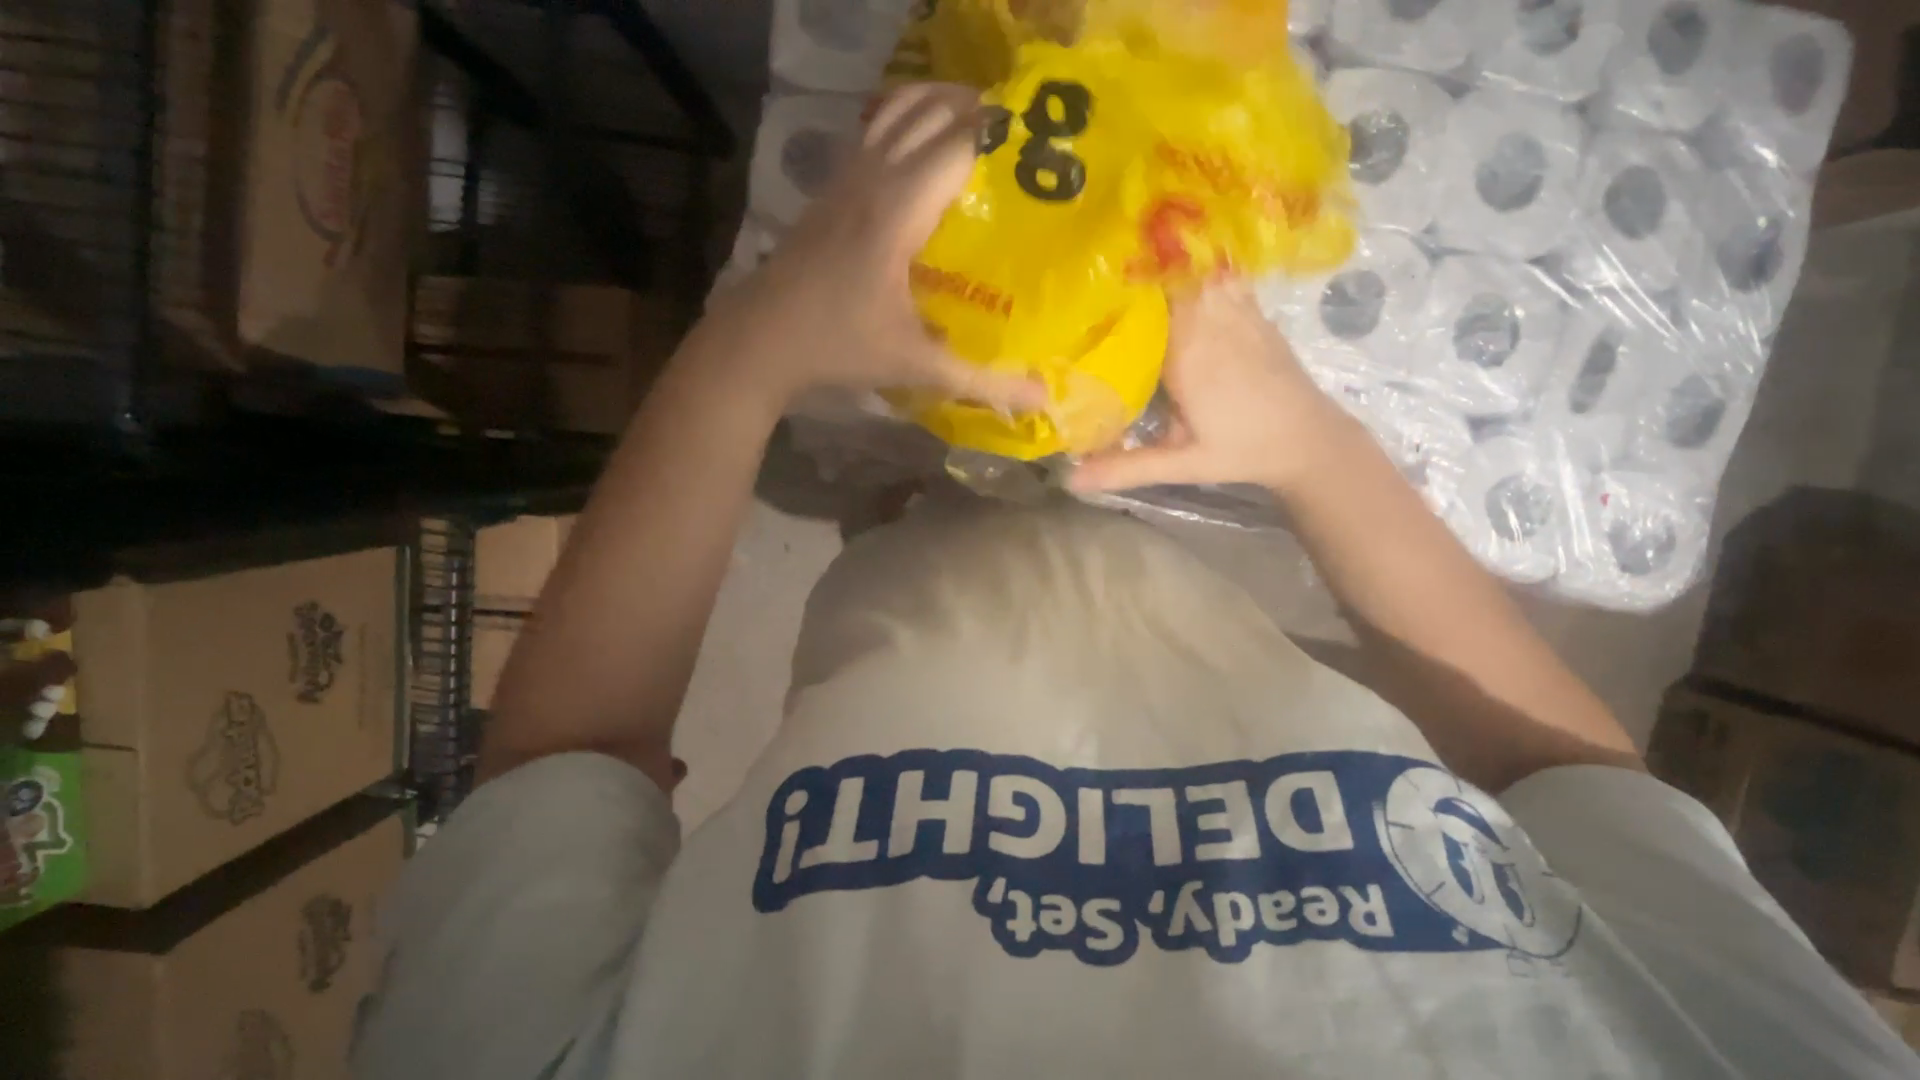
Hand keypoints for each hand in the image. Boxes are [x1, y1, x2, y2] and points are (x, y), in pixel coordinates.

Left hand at [702, 83, 1045, 413]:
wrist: (758, 339)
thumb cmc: (838, 346)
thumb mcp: (915, 364)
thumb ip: (981, 379)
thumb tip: (1043, 397)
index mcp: (898, 209)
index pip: (959, 143)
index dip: (1003, 135)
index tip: (1042, 148)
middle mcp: (873, 178)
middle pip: (930, 111)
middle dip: (976, 111)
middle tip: (1019, 140)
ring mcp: (846, 177)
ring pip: (896, 111)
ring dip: (937, 107)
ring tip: (978, 129)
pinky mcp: (830, 188)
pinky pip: (874, 132)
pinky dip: (906, 124)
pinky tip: (924, 156)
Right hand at [1068, 284, 1359, 494]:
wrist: (1309, 440)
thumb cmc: (1242, 450)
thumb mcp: (1182, 463)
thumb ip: (1126, 467)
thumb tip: (1070, 480)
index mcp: (1188, 352)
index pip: (1146, 301)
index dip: (1118, 286)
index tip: (1088, 284)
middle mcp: (1212, 322)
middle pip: (1169, 275)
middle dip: (1138, 270)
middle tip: (1104, 272)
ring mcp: (1238, 311)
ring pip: (1198, 269)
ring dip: (1170, 263)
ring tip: (1138, 260)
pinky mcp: (1255, 312)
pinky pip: (1223, 276)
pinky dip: (1201, 268)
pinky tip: (1184, 271)